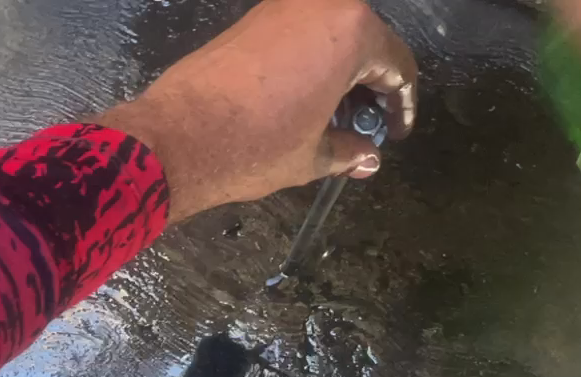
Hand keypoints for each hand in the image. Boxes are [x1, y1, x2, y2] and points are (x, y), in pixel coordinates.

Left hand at [98, 0, 418, 221]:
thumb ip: (347, 151)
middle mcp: (321, 4)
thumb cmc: (255, 147)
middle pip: (364, 45)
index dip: (400, 106)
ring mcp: (283, 6)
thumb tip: (367, 158)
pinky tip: (303, 103)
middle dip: (369, 90)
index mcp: (351, 30)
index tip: (394, 135)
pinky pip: (297, 39)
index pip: (396, 65)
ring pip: (329, 39)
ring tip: (333, 123)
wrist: (180, 137)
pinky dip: (309, 67)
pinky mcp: (252, 19)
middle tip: (365, 131)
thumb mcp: (310, 157)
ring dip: (338, 78)